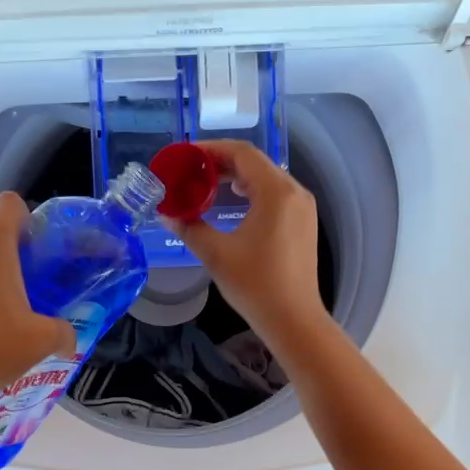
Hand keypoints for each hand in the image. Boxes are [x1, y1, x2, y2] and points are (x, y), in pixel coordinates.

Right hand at [167, 140, 326, 341]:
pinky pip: (276, 196)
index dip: (212, 150)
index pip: (242, 153)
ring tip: (208, 187)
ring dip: (237, 178)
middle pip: (256, 163)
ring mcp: (303, 208)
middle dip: (223, 163)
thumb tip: (166, 215)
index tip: (187, 156)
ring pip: (267, 179)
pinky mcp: (303, 224)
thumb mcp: (216, 254)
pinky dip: (253, 194)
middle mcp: (294, 192)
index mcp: (276, 191)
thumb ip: (190, 227)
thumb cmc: (255, 285)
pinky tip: (234, 206)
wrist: (293, 319)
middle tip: (193, 172)